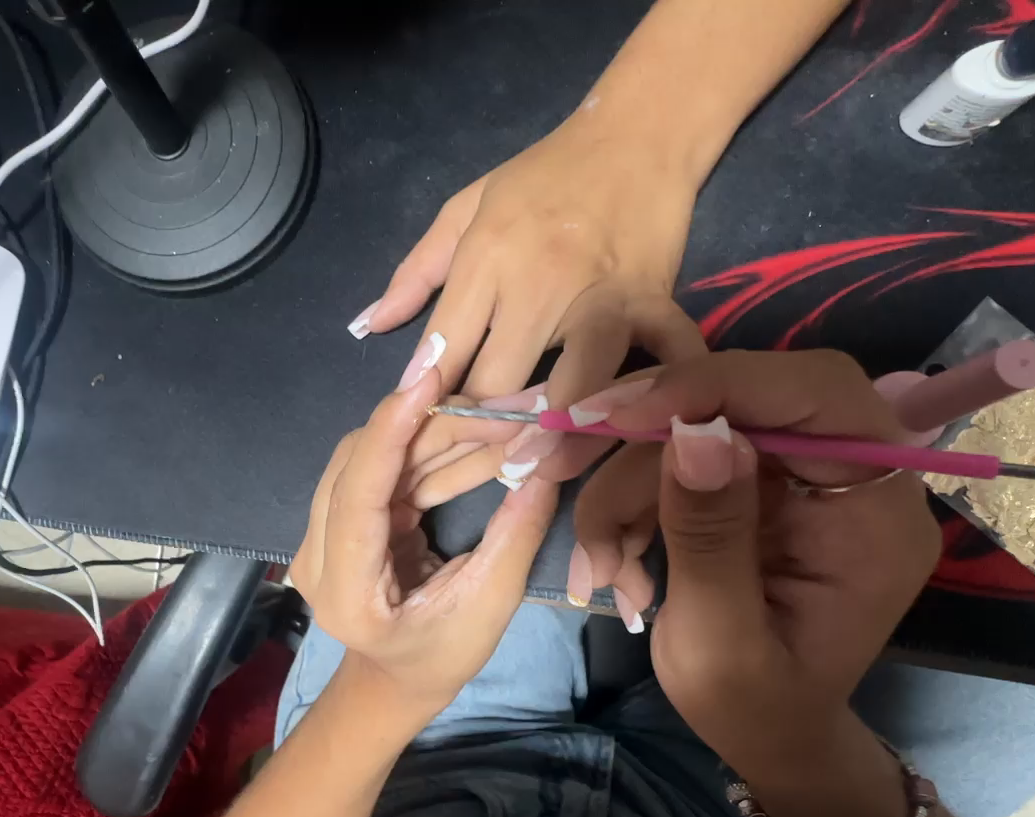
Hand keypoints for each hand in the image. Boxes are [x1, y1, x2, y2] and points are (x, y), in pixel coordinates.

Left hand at [289, 366, 559, 713]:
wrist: (394, 682)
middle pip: (365, 461)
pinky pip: (388, 473)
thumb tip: (546, 461)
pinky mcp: (346, 521)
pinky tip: (483, 445)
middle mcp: (318, 553)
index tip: (429, 375)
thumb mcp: (485, 608)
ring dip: (439, 437)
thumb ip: (513, 536)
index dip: (390, 429)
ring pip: (377, 459)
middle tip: (507, 411)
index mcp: (343, 587)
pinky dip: (434, 456)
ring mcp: (325, 534)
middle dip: (434, 426)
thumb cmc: (437, 659)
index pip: (355, 492)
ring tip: (506, 424)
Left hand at [349, 111, 707, 502]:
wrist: (638, 132)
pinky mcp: (656, 303)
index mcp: (488, 256)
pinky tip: (638, 432)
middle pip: (502, 380)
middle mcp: (541, 283)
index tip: (421, 429)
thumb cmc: (541, 177)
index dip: (430, 396)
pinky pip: (665, 358)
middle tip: (474, 450)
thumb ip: (415, 272)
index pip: (446, 345)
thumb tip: (369, 325)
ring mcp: (603, 298)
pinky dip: (658, 395)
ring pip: (575, 385)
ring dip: (553, 432)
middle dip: (483, 422)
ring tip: (533, 466)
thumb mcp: (464, 209)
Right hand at [579, 351, 939, 755]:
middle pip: (739, 398)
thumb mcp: (720, 641)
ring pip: (686, 430)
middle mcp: (842, 476)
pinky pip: (669, 461)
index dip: (718, 386)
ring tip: (598, 564)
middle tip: (556, 461)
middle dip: (638, 434)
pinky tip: (614, 559)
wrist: (761, 730)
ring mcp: (790, 477)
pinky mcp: (745, 485)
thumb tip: (696, 434)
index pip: (816, 397)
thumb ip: (711, 538)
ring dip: (619, 491)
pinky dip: (625, 504)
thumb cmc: (752, 706)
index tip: (618, 415)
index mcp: (873, 515)